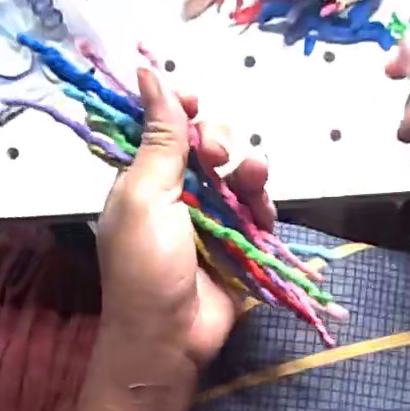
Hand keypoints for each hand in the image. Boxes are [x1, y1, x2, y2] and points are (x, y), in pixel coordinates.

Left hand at [95, 68, 270, 367]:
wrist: (170, 337)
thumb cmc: (146, 267)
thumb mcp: (145, 197)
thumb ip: (158, 138)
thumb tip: (148, 73)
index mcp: (144, 183)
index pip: (165, 133)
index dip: (183, 114)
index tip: (196, 104)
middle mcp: (178, 198)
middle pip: (206, 151)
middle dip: (217, 143)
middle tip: (215, 155)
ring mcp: (210, 224)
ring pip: (237, 180)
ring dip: (248, 171)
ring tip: (252, 176)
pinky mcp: (238, 248)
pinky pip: (258, 215)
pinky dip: (264, 206)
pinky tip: (265, 206)